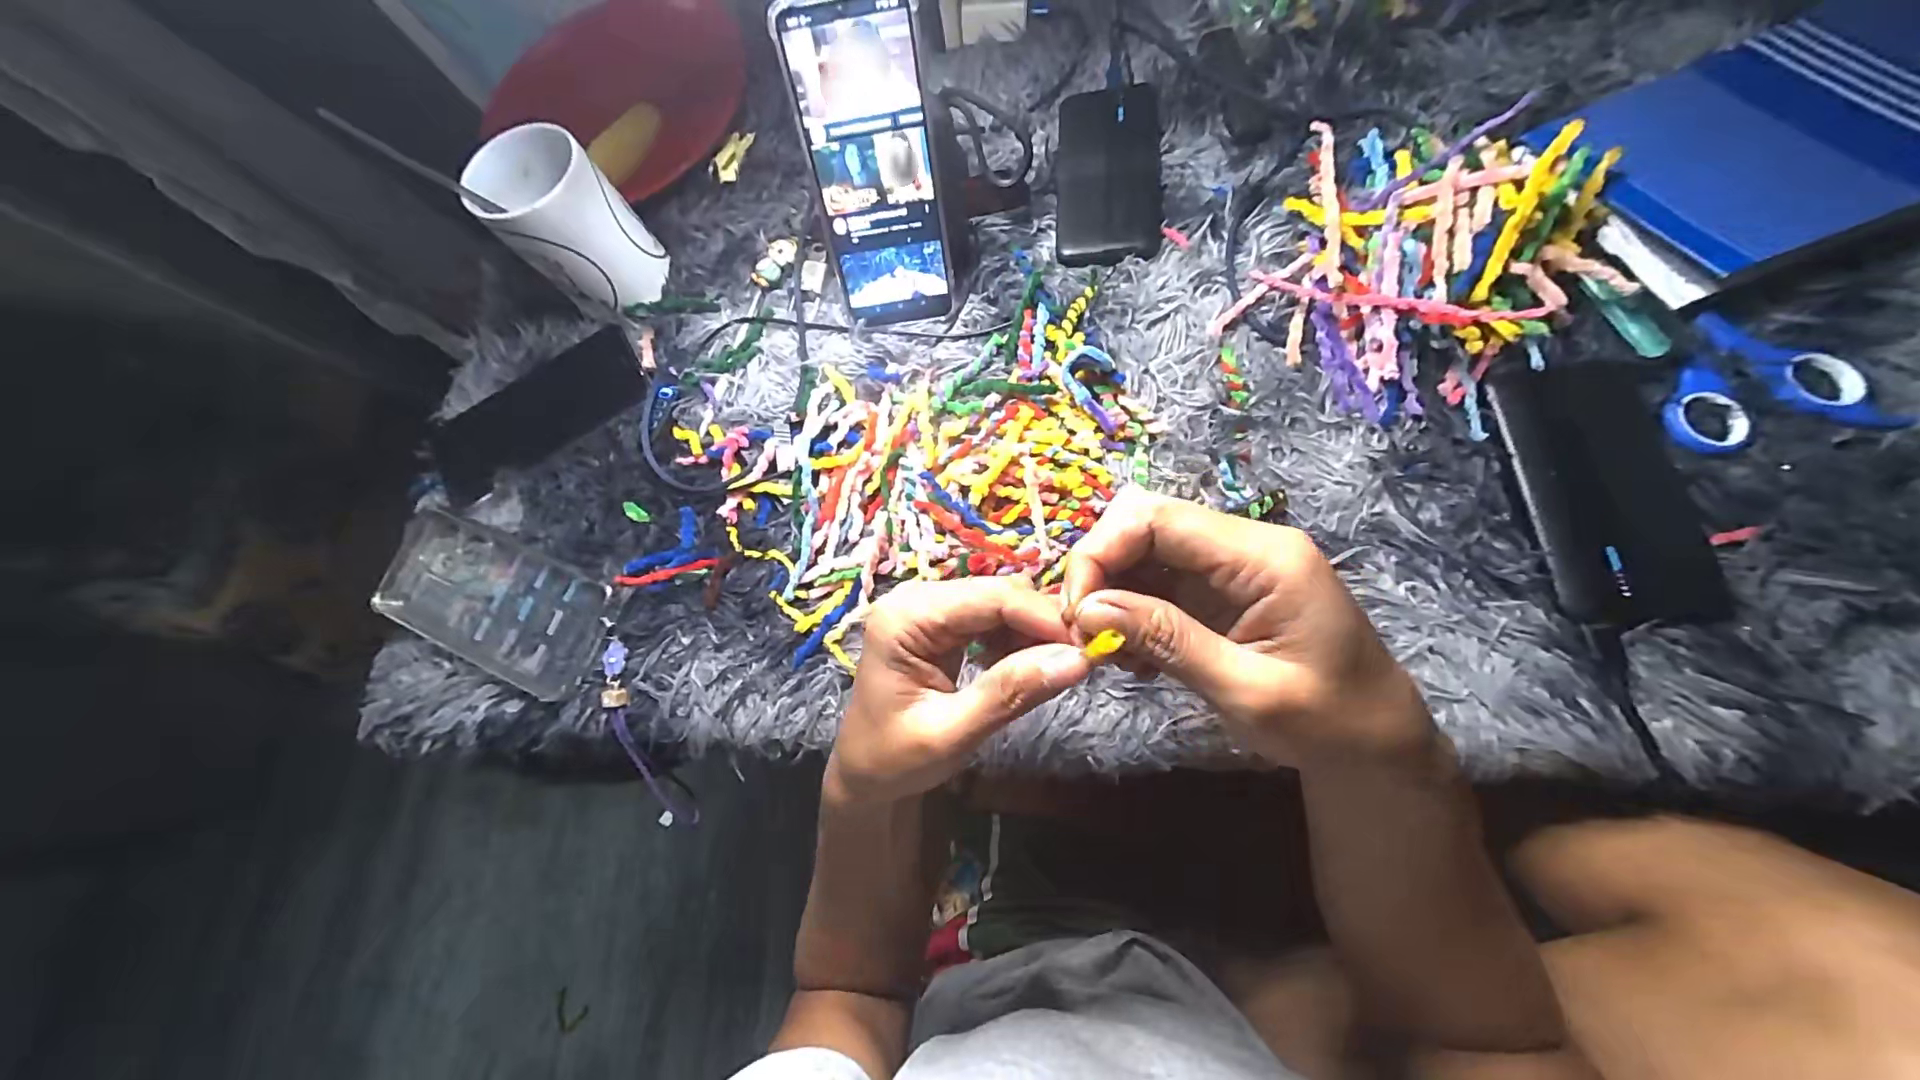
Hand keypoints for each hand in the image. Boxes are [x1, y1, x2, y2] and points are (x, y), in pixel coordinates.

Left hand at [830, 577, 1091, 804]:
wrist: (864, 774)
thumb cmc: (895, 760)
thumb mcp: (952, 733)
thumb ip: (1010, 693)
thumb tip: (1078, 660)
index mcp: (906, 617)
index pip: (990, 598)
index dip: (1043, 616)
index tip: (1090, 645)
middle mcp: (916, 599)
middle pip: (998, 593)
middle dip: (1043, 622)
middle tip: (1084, 658)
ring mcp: (929, 607)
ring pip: (1001, 601)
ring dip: (1035, 630)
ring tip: (1064, 663)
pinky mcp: (942, 622)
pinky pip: (993, 617)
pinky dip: (1019, 638)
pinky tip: (1034, 664)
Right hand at [1062, 489, 1433, 769]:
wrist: (1379, 749)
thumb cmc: (1328, 725)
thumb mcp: (1245, 690)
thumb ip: (1167, 640)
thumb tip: (1087, 609)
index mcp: (1264, 556)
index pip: (1157, 518)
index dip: (1101, 553)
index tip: (1076, 612)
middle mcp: (1244, 545)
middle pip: (1144, 523)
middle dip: (1100, 569)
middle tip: (1082, 630)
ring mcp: (1231, 566)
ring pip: (1143, 551)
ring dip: (1110, 593)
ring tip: (1104, 649)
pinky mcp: (1219, 590)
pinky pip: (1156, 581)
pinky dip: (1129, 610)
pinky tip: (1129, 653)